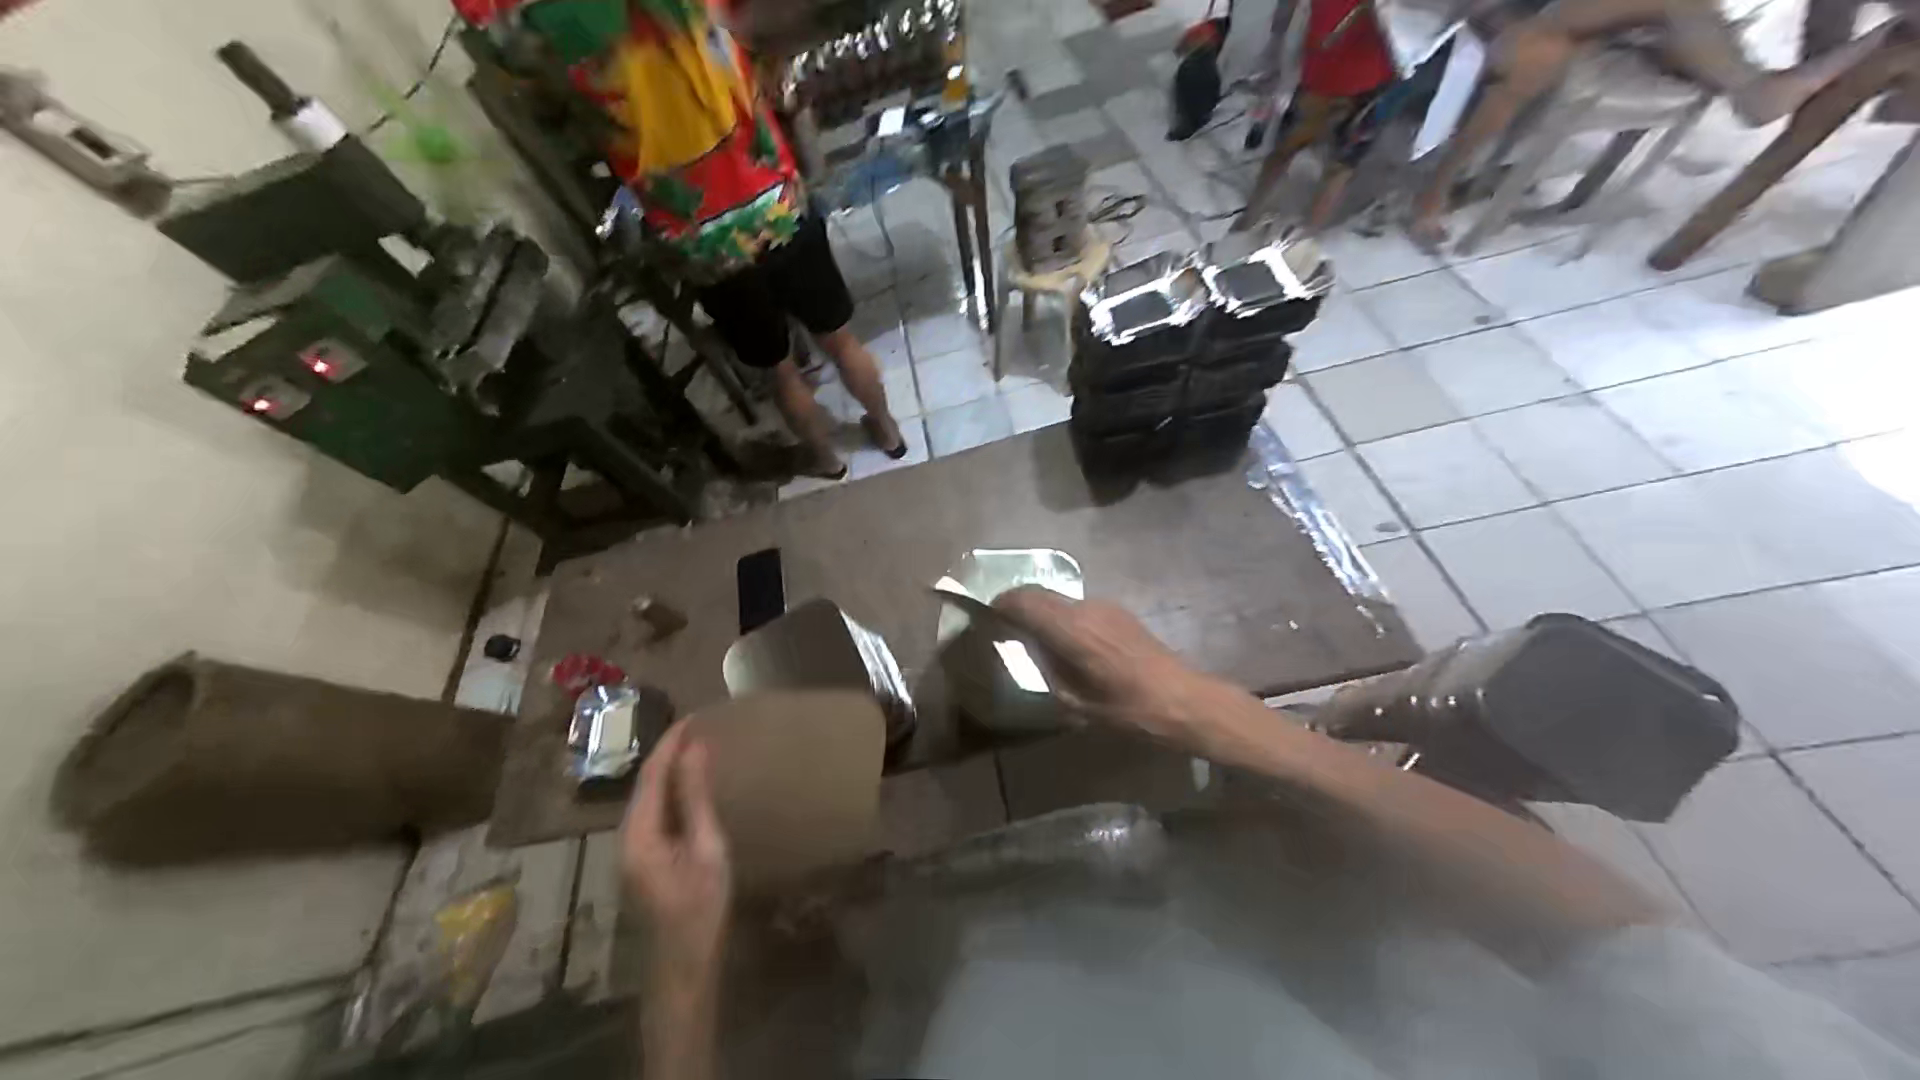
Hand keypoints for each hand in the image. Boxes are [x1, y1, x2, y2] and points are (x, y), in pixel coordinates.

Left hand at [622, 721, 731, 986]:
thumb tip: (696, 748)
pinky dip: (670, 787)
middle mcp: (627, 836)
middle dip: (669, 750)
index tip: (695, 715)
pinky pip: (654, 809)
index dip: (671, 742)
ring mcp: (633, 848)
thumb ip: (696, 797)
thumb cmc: (701, 907)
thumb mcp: (706, 848)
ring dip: (669, 767)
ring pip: (648, 795)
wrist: (684, 961)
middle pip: (646, 782)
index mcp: (639, 833)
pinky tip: (689, 782)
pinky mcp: (644, 855)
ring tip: (696, 743)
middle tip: (700, 724)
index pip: (652, 774)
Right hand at [991, 587, 1215, 741]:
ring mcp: (1104, 606)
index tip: (987, 617)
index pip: (1023, 600)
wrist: (1183, 700)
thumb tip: (1027, 644)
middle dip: (1017, 604)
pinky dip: (1061, 616)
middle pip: (1039, 593)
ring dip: (1041, 610)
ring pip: (1059, 599)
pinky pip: (1077, 607)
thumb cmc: (1126, 709)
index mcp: (1070, 629)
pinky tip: (1065, 641)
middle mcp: (1085, 608)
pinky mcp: (1118, 611)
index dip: (1000, 605)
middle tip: (1005, 625)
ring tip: (1034, 637)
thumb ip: (1044, 665)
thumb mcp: (1073, 699)